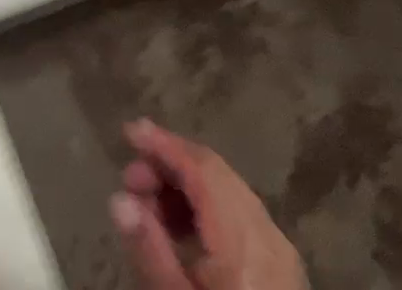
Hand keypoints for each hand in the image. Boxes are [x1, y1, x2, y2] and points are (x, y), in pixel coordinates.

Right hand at [110, 120, 306, 289]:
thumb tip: (119, 199)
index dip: (165, 144)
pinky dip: (206, 209)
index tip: (129, 131)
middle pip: (218, 175)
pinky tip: (180, 231)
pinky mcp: (282, 270)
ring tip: (147, 206)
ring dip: (186, 187)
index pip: (202, 170)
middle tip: (129, 178)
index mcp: (242, 240)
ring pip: (230, 194)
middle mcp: (268, 235)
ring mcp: (280, 253)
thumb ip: (148, 249)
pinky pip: (240, 217)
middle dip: (170, 164)